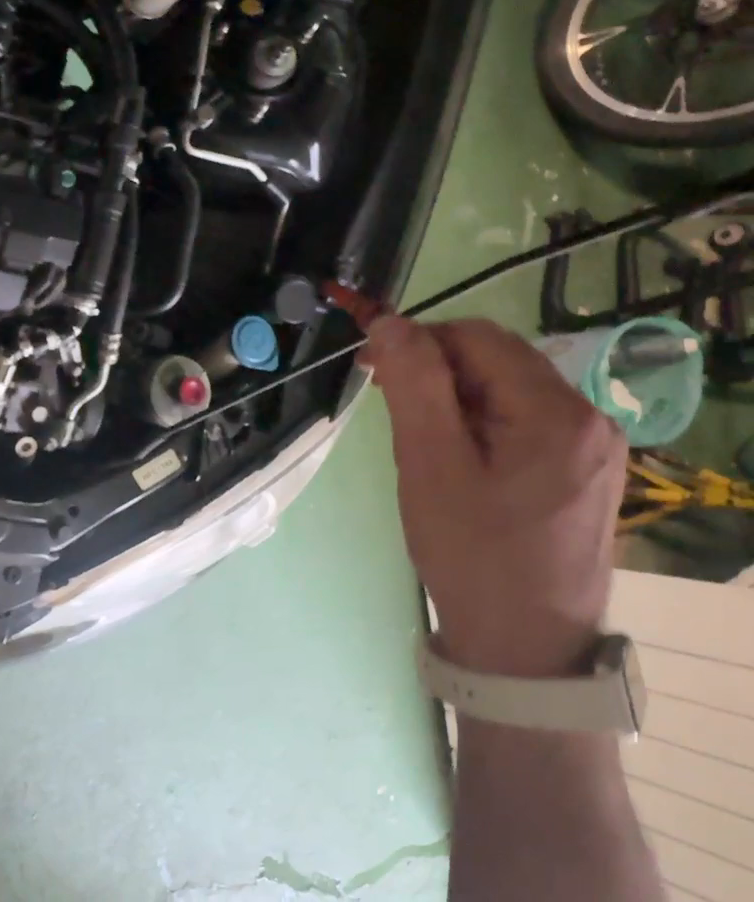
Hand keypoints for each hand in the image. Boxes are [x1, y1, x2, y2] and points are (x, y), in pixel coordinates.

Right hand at [363, 316, 626, 677]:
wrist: (525, 637)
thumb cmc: (470, 549)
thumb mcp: (428, 463)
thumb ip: (413, 386)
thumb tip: (389, 323)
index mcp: (557, 413)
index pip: (477, 338)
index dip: (416, 340)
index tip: (367, 369)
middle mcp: (589, 419)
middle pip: (498, 360)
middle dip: (433, 367)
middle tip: (381, 398)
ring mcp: (593, 447)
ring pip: (507, 390)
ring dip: (451, 396)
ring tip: (413, 435)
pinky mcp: (583, 471)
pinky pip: (522, 421)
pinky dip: (476, 421)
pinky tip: (450, 454)